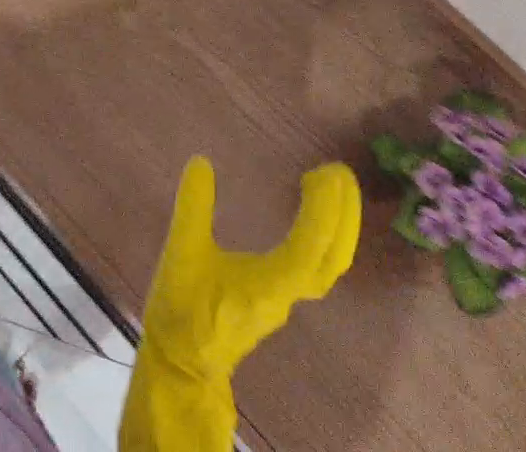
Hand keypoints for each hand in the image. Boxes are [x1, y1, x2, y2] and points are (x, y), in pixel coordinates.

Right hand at [120, 157, 360, 451]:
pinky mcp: (277, 301)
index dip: (323, 206)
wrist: (182, 361)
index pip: (312, 242)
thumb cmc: (183, 309)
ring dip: (338, 226)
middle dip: (344, 212)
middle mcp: (289, 292)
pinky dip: (323, 240)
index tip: (322, 172)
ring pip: (329, 264)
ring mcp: (286, 300)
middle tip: (338, 171)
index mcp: (272, 281)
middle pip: (334, 255)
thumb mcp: (181, 252)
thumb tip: (201, 163)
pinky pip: (315, 268)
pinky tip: (309, 225)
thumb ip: (192, 208)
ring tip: (331, 191)